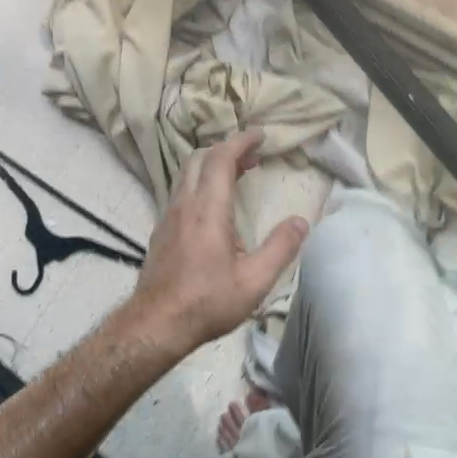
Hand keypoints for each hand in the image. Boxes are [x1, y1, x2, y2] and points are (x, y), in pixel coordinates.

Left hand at [126, 129, 307, 352]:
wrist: (156, 322)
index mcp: (208, 210)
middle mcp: (184, 204)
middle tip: (254, 157)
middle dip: (227, 149)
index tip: (260, 134)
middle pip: (200, 158)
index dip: (241, 141)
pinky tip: (215, 205)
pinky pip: (181, 190)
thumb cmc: (207, 302)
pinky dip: (201, 182)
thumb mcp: (254, 281)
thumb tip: (300, 221)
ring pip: (188, 173)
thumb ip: (280, 248)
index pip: (221, 158)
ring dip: (212, 165)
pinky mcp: (161, 229)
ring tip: (239, 175)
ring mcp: (168, 215)